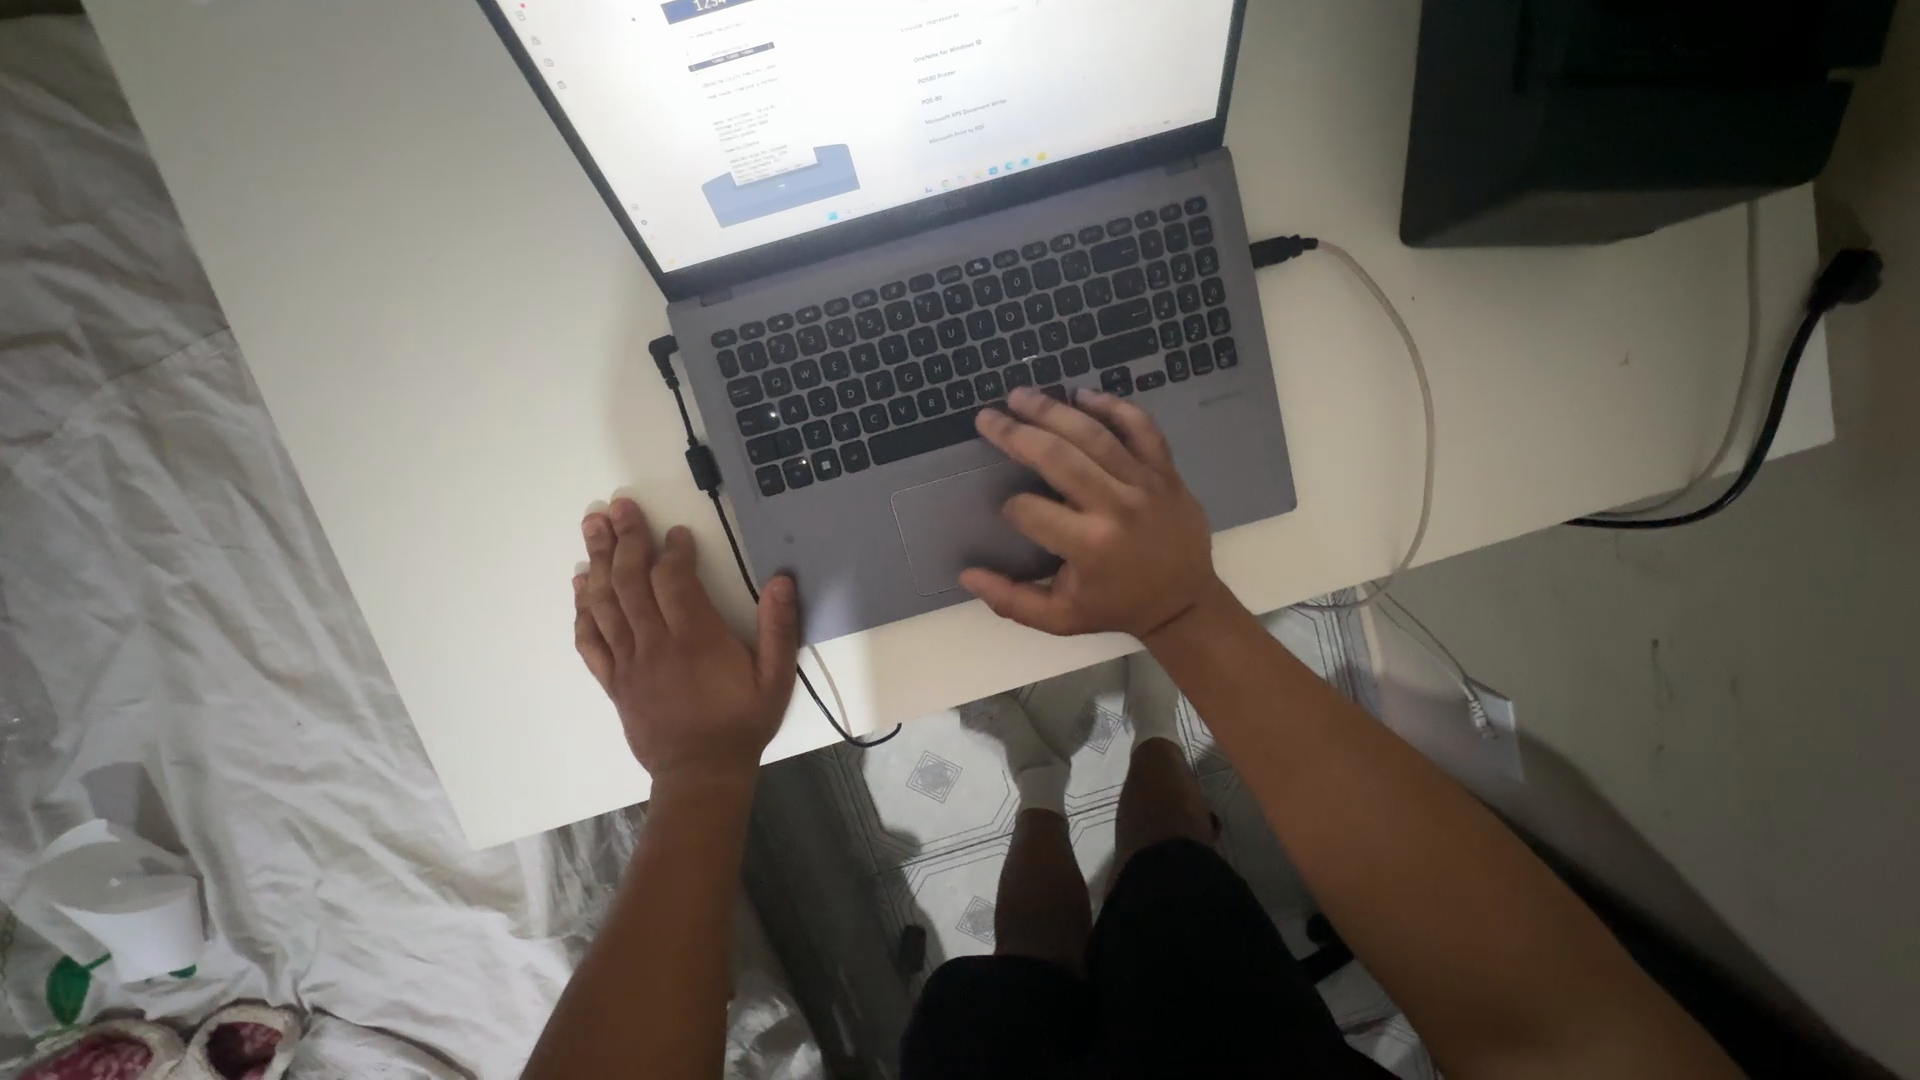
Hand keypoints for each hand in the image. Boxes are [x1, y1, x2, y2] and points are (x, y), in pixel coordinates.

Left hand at [574, 497, 799, 789]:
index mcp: (696, 639)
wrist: (701, 774)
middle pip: (631, 582)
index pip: (674, 581)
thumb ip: (780, 628)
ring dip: (597, 561)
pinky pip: (590, 641)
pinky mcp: (613, 681)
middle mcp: (655, 644)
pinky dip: (582, 610)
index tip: (677, 532)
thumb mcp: (776, 678)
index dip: (672, 550)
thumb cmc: (742, 723)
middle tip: (618, 507)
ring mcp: (629, 662)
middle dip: (625, 540)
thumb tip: (781, 581)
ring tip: (592, 527)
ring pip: (605, 604)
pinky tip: (580, 585)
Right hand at [961, 387, 1230, 641]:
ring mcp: (1144, 483)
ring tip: (1020, 396)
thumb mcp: (1059, 619)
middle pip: (1057, 457)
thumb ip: (1010, 601)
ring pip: (1094, 434)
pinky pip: (1141, 427)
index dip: (1011, 507)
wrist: (1183, 603)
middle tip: (987, 417)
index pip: (1030, 510)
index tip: (1009, 509)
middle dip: (1015, 434)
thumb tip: (967, 575)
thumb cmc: (1115, 607)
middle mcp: (1115, 507)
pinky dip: (1114, 407)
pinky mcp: (1165, 471)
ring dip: (1052, 410)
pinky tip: (1083, 395)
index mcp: (1088, 545)